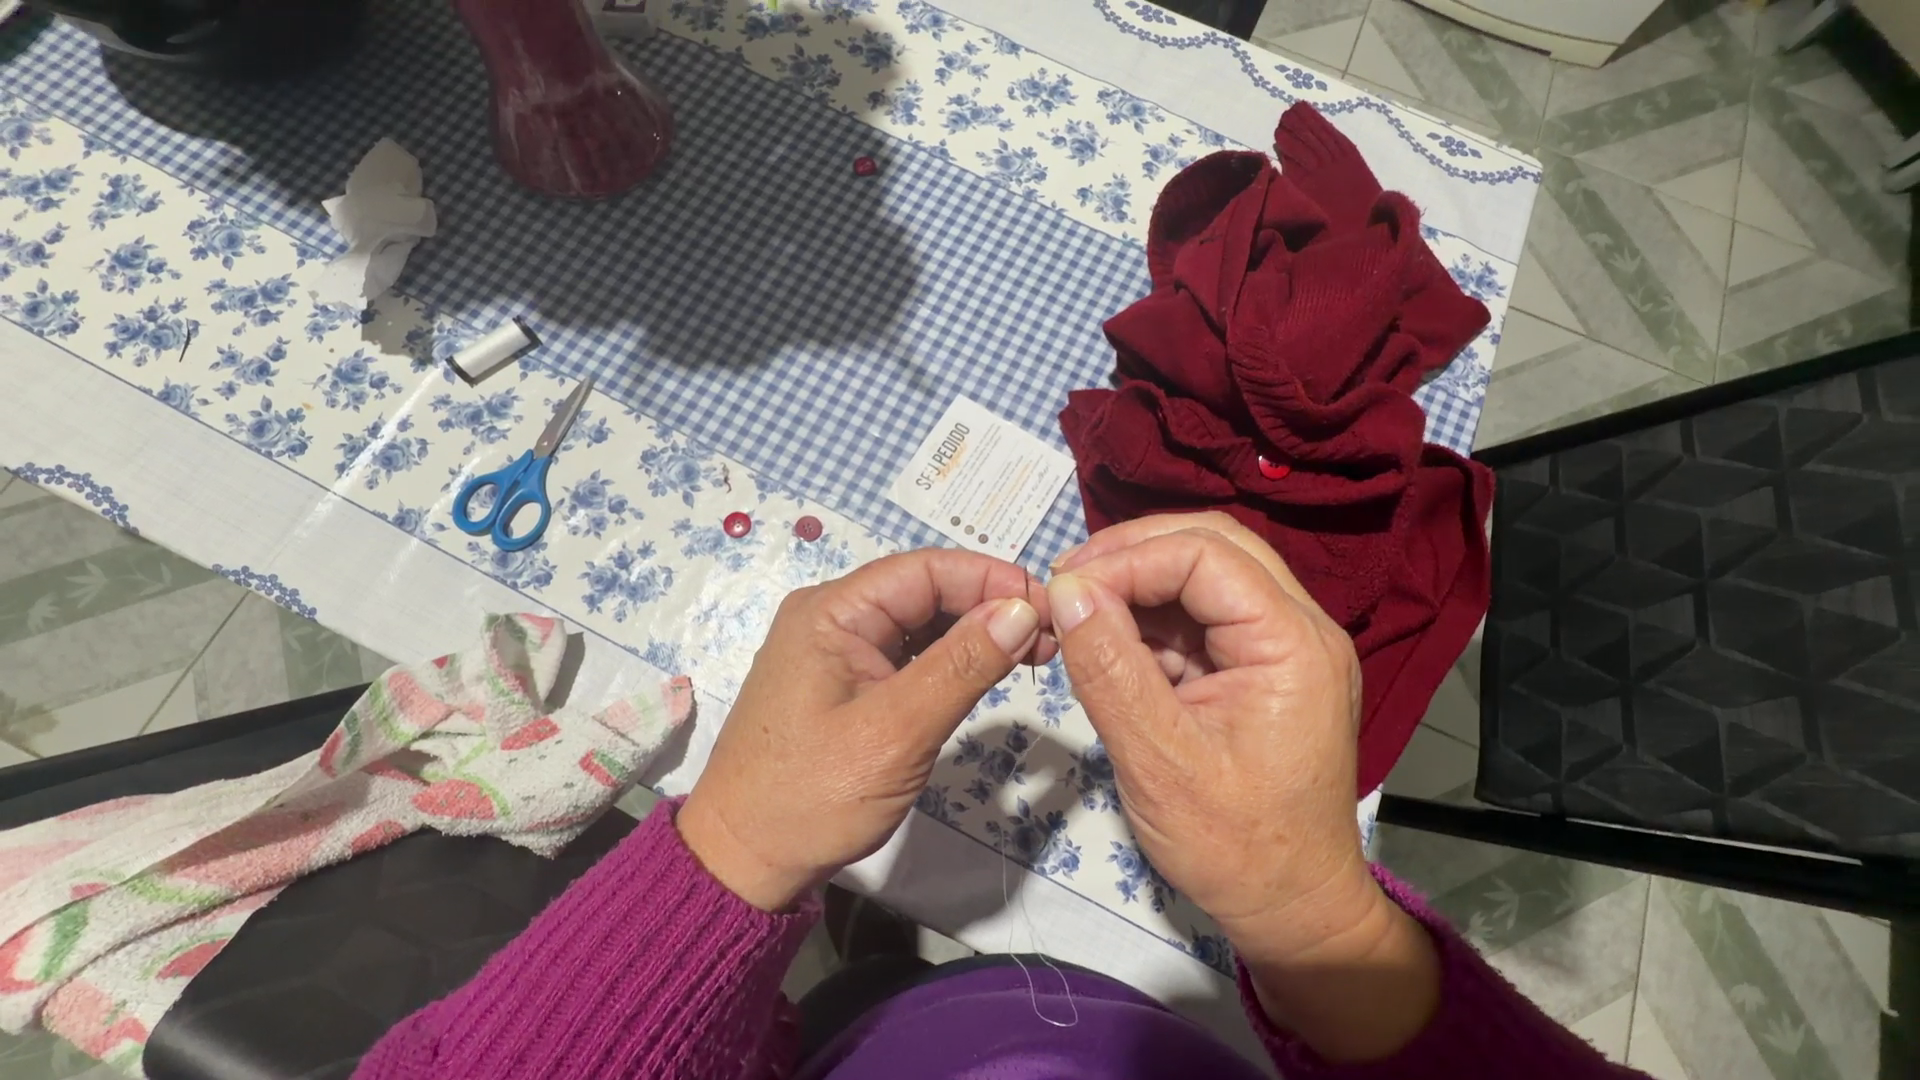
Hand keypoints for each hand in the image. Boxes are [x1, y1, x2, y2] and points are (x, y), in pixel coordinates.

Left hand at [678, 550, 1052, 911]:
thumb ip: (963, 665)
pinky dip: (951, 660)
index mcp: (834, 611)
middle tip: (1051, 638)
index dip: (992, 579)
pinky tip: (989, 672)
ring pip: (921, 623)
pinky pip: (909, 655)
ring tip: (1033, 655)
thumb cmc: (815, 796)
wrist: (745, 861)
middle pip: (925, 591)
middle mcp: (834, 616)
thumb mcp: (898, 730)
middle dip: (990, 606)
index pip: (926, 569)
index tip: (1049, 606)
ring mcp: (839, 650)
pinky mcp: (848, 682)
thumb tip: (1023, 609)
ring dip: (976, 634)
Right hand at [1048, 513, 1437, 1060]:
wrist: (1290, 909)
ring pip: (1201, 575)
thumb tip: (1065, 590)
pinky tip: (1105, 637)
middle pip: (1211, 547)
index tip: (1063, 588)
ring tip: (1075, 605)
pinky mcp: (1253, 666)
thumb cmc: (1233, 846)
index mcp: (1291, 643)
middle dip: (1132, 553)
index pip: (1206, 556)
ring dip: (1134, 582)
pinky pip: (1195, 617)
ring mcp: (1278, 645)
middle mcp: (1296, 628)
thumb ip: (1109, 668)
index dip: (1128, 559)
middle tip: (1066, 580)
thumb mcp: (1158, 761)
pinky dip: (1145, 618)